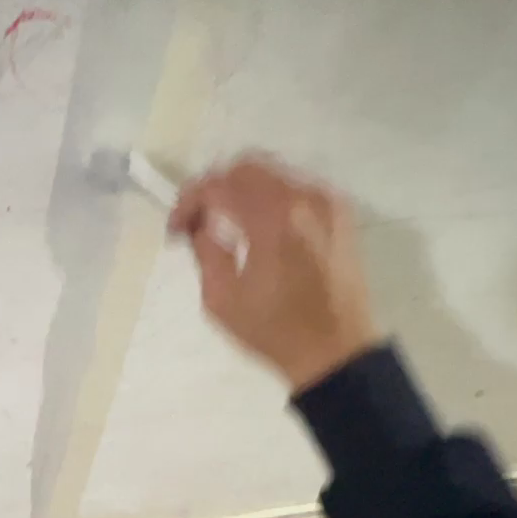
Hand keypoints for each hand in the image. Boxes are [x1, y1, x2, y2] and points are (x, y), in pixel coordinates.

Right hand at [169, 155, 378, 391]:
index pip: (219, 185)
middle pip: (247, 167)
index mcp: (272, 221)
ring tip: (227, 224)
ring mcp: (326, 201)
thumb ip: (205, 252)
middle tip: (199, 218)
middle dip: (215, 188)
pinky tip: (260, 229)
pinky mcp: (339, 211)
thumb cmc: (274, 332)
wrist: (335, 350)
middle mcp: (303, 198)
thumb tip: (200, 225)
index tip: (177, 227)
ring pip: (273, 173)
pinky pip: (296, 187)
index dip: (189, 200)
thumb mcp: (222, 301)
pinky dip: (271, 199)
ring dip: (243, 192)